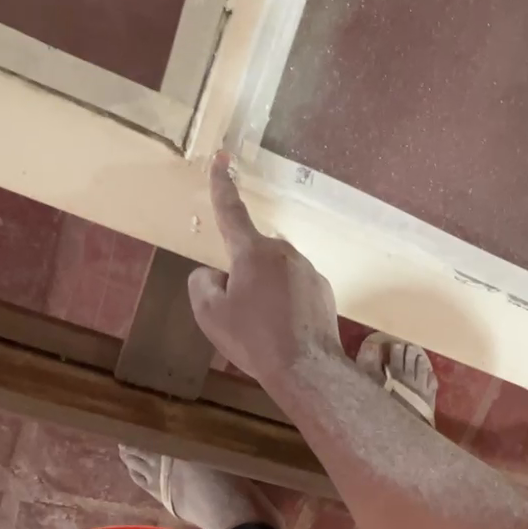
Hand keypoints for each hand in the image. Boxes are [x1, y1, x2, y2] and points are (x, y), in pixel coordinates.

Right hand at [189, 152, 341, 384]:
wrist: (306, 369)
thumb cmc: (254, 339)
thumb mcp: (210, 314)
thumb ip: (203, 285)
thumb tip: (215, 276)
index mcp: (253, 252)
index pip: (231, 212)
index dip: (221, 186)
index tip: (222, 159)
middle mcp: (285, 253)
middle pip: (253, 256)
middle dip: (243, 276)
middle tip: (241, 314)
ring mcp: (309, 271)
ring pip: (276, 275)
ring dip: (266, 293)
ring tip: (265, 329)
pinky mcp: (324, 291)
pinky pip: (296, 291)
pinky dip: (286, 306)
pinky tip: (285, 332)